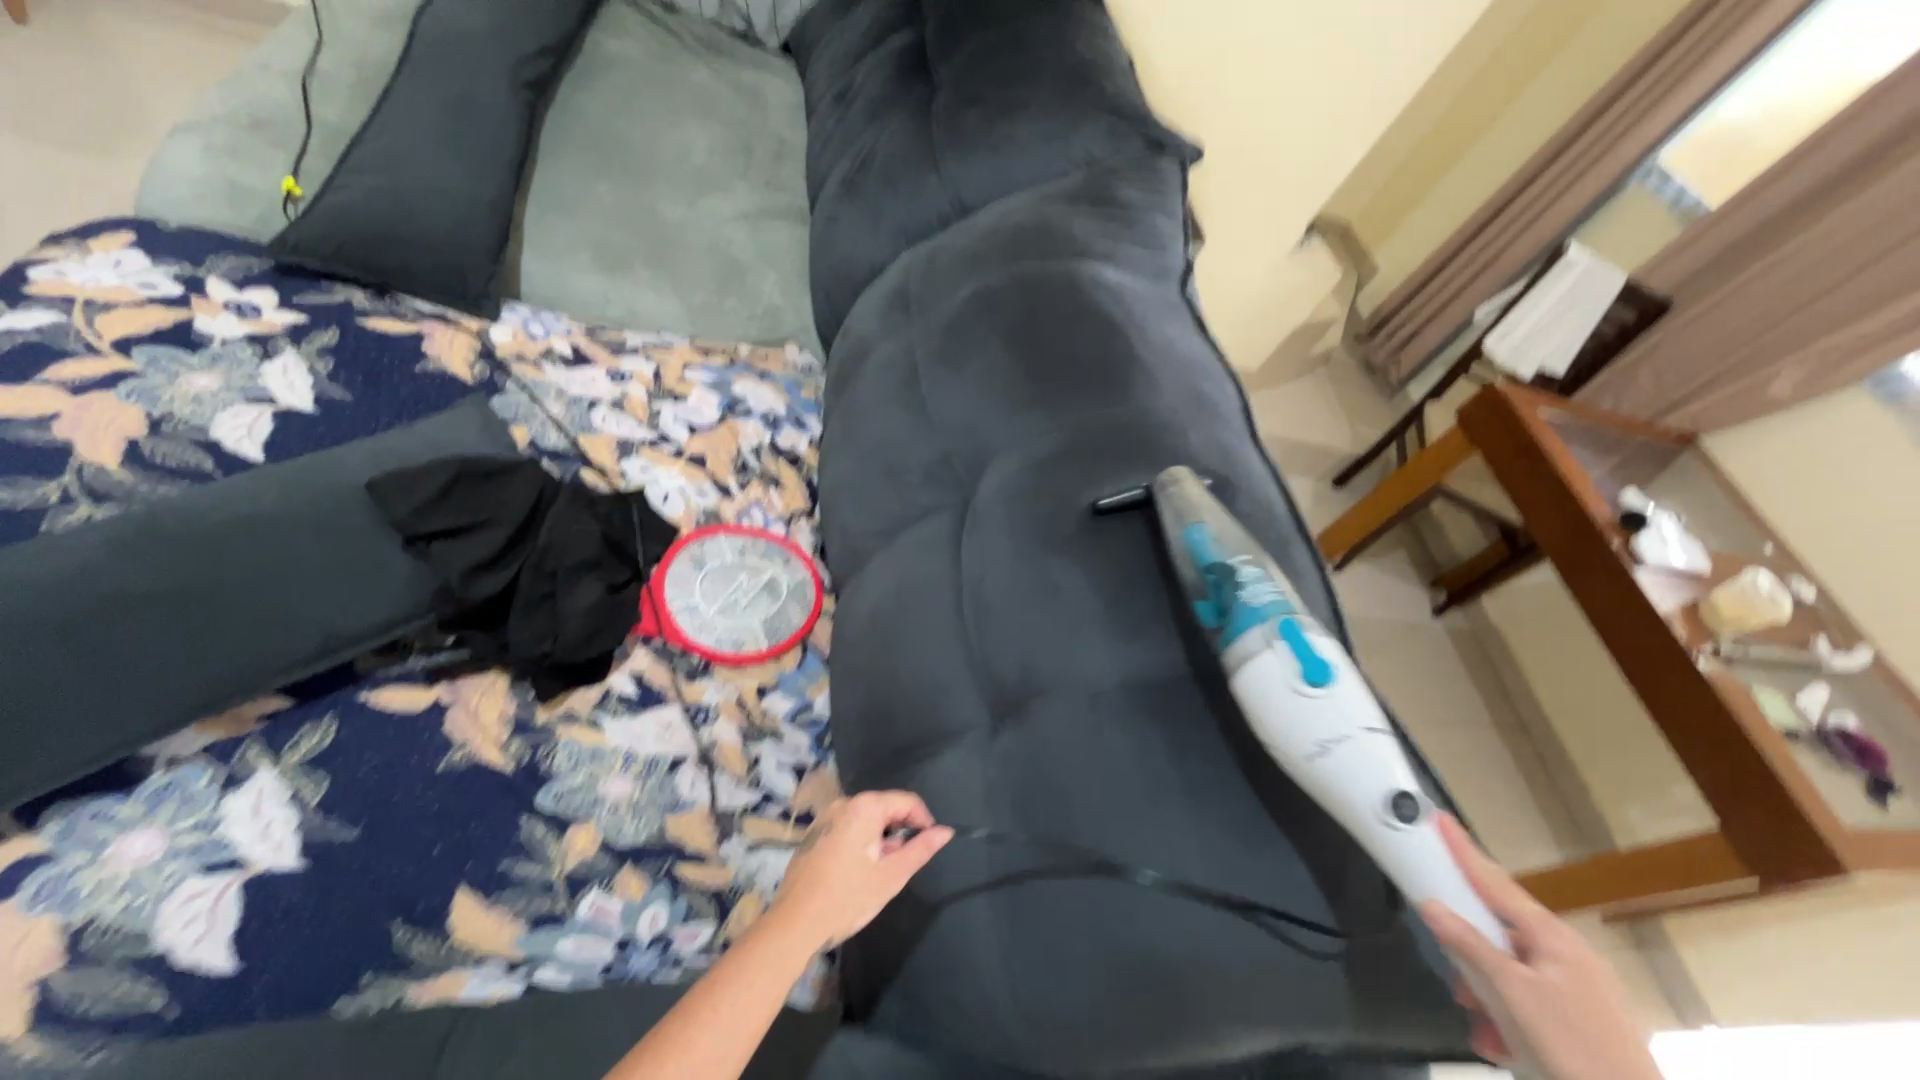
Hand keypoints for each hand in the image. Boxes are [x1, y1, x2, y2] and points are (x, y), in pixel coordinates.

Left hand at [769, 791, 953, 950]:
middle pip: (885, 808)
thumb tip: (945, 831)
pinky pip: (847, 829)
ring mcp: (824, 818)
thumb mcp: (892, 876)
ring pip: (865, 820)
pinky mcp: (813, 835)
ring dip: (879, 840)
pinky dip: (859, 843)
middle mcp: (842, 804)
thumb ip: (921, 849)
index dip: (924, 821)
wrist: (795, 924)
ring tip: (877, 873)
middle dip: (898, 833)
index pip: (906, 801)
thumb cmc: (847, 899)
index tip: (928, 846)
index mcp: (863, 807)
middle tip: (899, 865)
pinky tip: (855, 873)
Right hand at [1420, 814, 1664, 1079]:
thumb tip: (1434, 907)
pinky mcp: (1577, 1019)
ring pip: (1505, 974)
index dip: (1463, 851)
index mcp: (1551, 937)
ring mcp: (1574, 987)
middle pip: (1495, 935)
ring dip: (1485, 998)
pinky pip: (1524, 1003)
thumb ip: (1469, 947)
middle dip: (1469, 960)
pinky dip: (1505, 1020)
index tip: (1440, 819)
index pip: (1494, 882)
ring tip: (1489, 1031)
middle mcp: (1564, 954)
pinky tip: (1503, 1045)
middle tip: (1462, 990)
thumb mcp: (1510, 994)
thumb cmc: (1572, 1048)